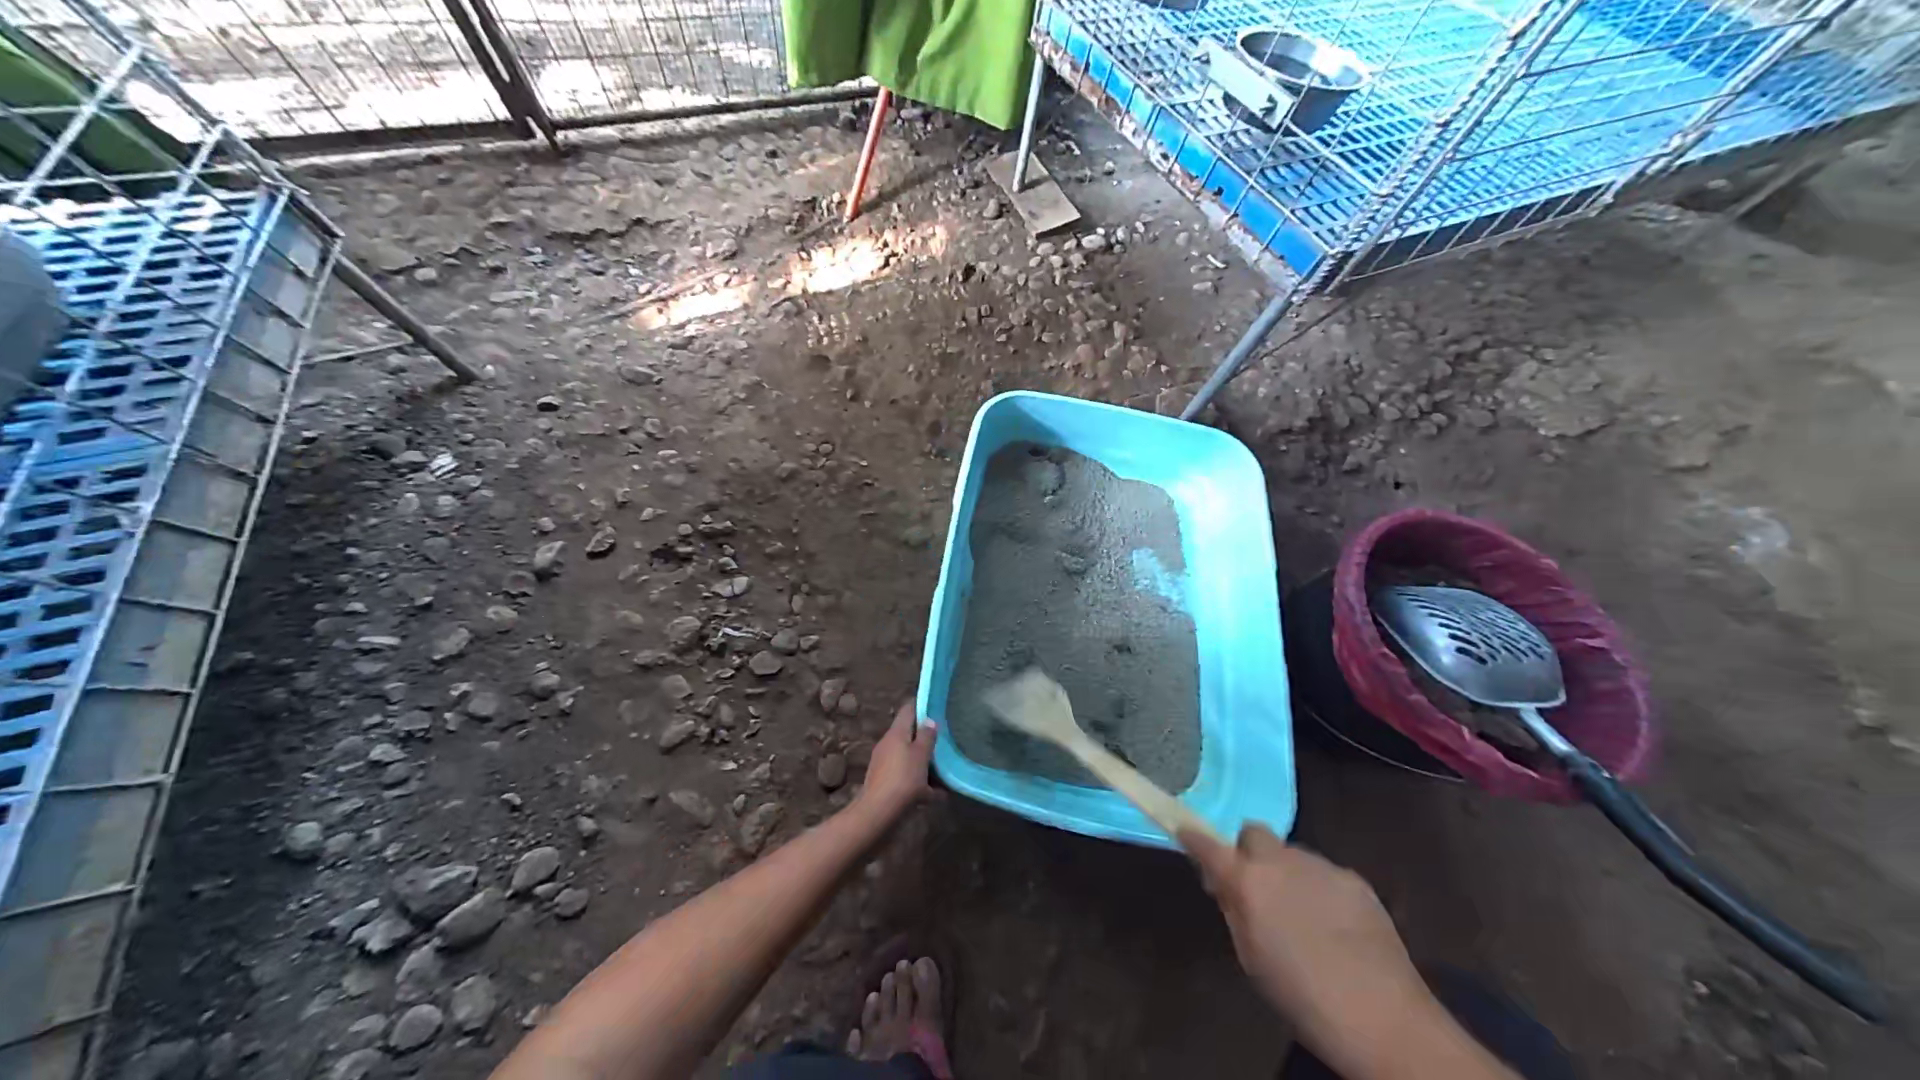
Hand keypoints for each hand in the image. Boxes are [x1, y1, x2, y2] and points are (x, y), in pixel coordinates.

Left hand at [855, 702, 935, 819]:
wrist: (879, 812)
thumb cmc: (903, 779)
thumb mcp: (920, 755)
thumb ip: (926, 736)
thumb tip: (929, 720)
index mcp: (896, 733)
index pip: (908, 710)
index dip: (922, 705)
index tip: (937, 706)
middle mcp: (888, 745)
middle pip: (909, 735)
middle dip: (926, 738)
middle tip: (945, 740)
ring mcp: (885, 764)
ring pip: (909, 758)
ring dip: (925, 763)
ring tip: (944, 770)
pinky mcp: (886, 783)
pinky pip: (907, 777)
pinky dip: (921, 782)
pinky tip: (936, 794)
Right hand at [1181, 826, 1440, 1067]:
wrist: (1384, 1019)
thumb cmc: (1301, 997)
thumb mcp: (1250, 957)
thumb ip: (1234, 910)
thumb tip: (1223, 883)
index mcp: (1247, 881)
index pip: (1207, 843)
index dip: (1193, 838)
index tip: (1185, 835)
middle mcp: (1280, 861)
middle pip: (1252, 833)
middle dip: (1247, 852)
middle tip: (1254, 888)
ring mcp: (1321, 866)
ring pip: (1290, 854)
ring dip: (1285, 872)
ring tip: (1300, 915)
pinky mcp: (1355, 879)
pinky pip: (1323, 873)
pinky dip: (1318, 889)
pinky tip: (1333, 926)